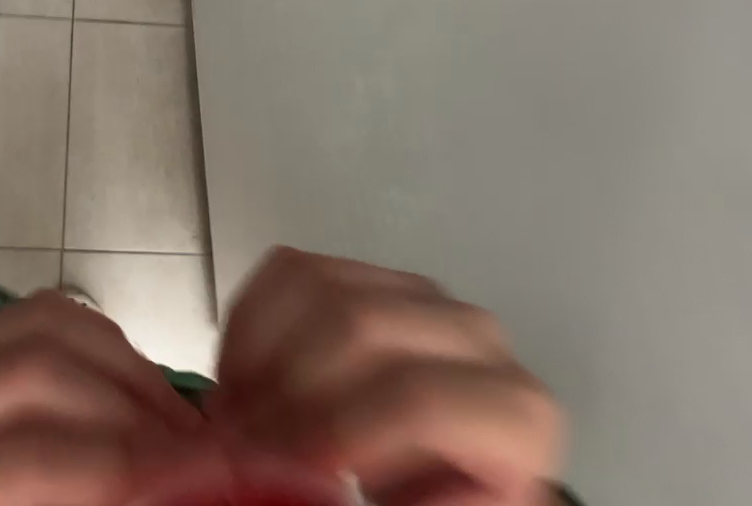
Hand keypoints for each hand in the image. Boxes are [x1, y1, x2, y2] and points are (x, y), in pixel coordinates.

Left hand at [0, 291, 205, 504]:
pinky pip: (30, 317)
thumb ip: (100, 502)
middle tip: (197, 443)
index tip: (206, 469)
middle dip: (137, 405)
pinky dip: (94, 339)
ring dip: (124, 363)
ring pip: (40, 324)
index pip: (36, 459)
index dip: (133, 461)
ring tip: (170, 415)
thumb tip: (186, 483)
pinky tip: (129, 381)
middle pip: (40, 373)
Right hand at [213, 248, 564, 505]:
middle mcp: (474, 337)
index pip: (419, 401)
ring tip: (236, 414)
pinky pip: (292, 270)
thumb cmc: (434, 501)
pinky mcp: (363, 272)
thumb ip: (367, 503)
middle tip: (240, 442)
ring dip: (261, 351)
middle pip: (360, 327)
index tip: (284, 467)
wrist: (442, 478)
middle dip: (286, 388)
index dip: (340, 431)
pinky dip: (251, 319)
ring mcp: (414, 293)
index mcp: (514, 413)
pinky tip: (241, 374)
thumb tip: (298, 476)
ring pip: (320, 288)